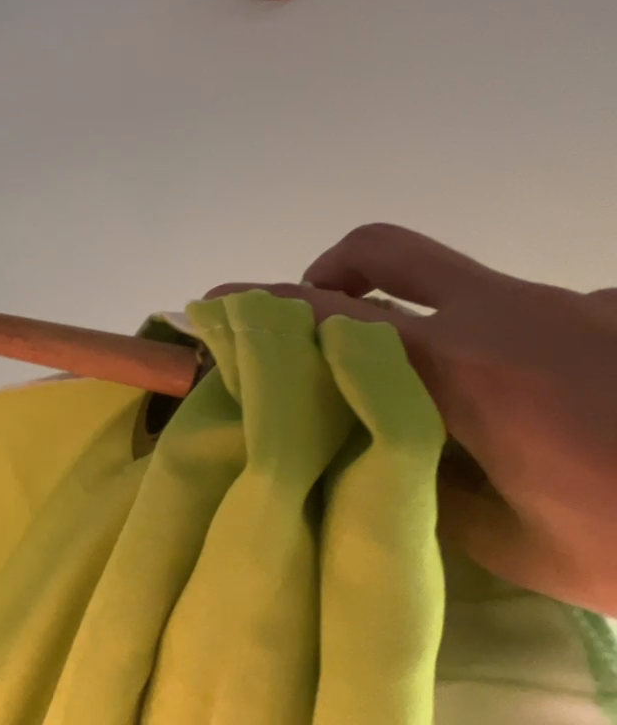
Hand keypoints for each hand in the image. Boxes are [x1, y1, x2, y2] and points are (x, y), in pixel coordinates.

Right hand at [209, 223, 616, 613]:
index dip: (257, 303)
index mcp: (461, 366)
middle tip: (321, 315)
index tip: (210, 303)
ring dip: (445, 322)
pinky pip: (554, 315)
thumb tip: (366, 437)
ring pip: (475, 288)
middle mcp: (512, 314)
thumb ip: (418, 476)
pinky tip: (571, 406)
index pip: (325, 313)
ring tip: (474, 397)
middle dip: (332, 270)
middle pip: (385, 250)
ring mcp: (580, 308)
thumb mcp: (506, 540)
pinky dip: (531, 346)